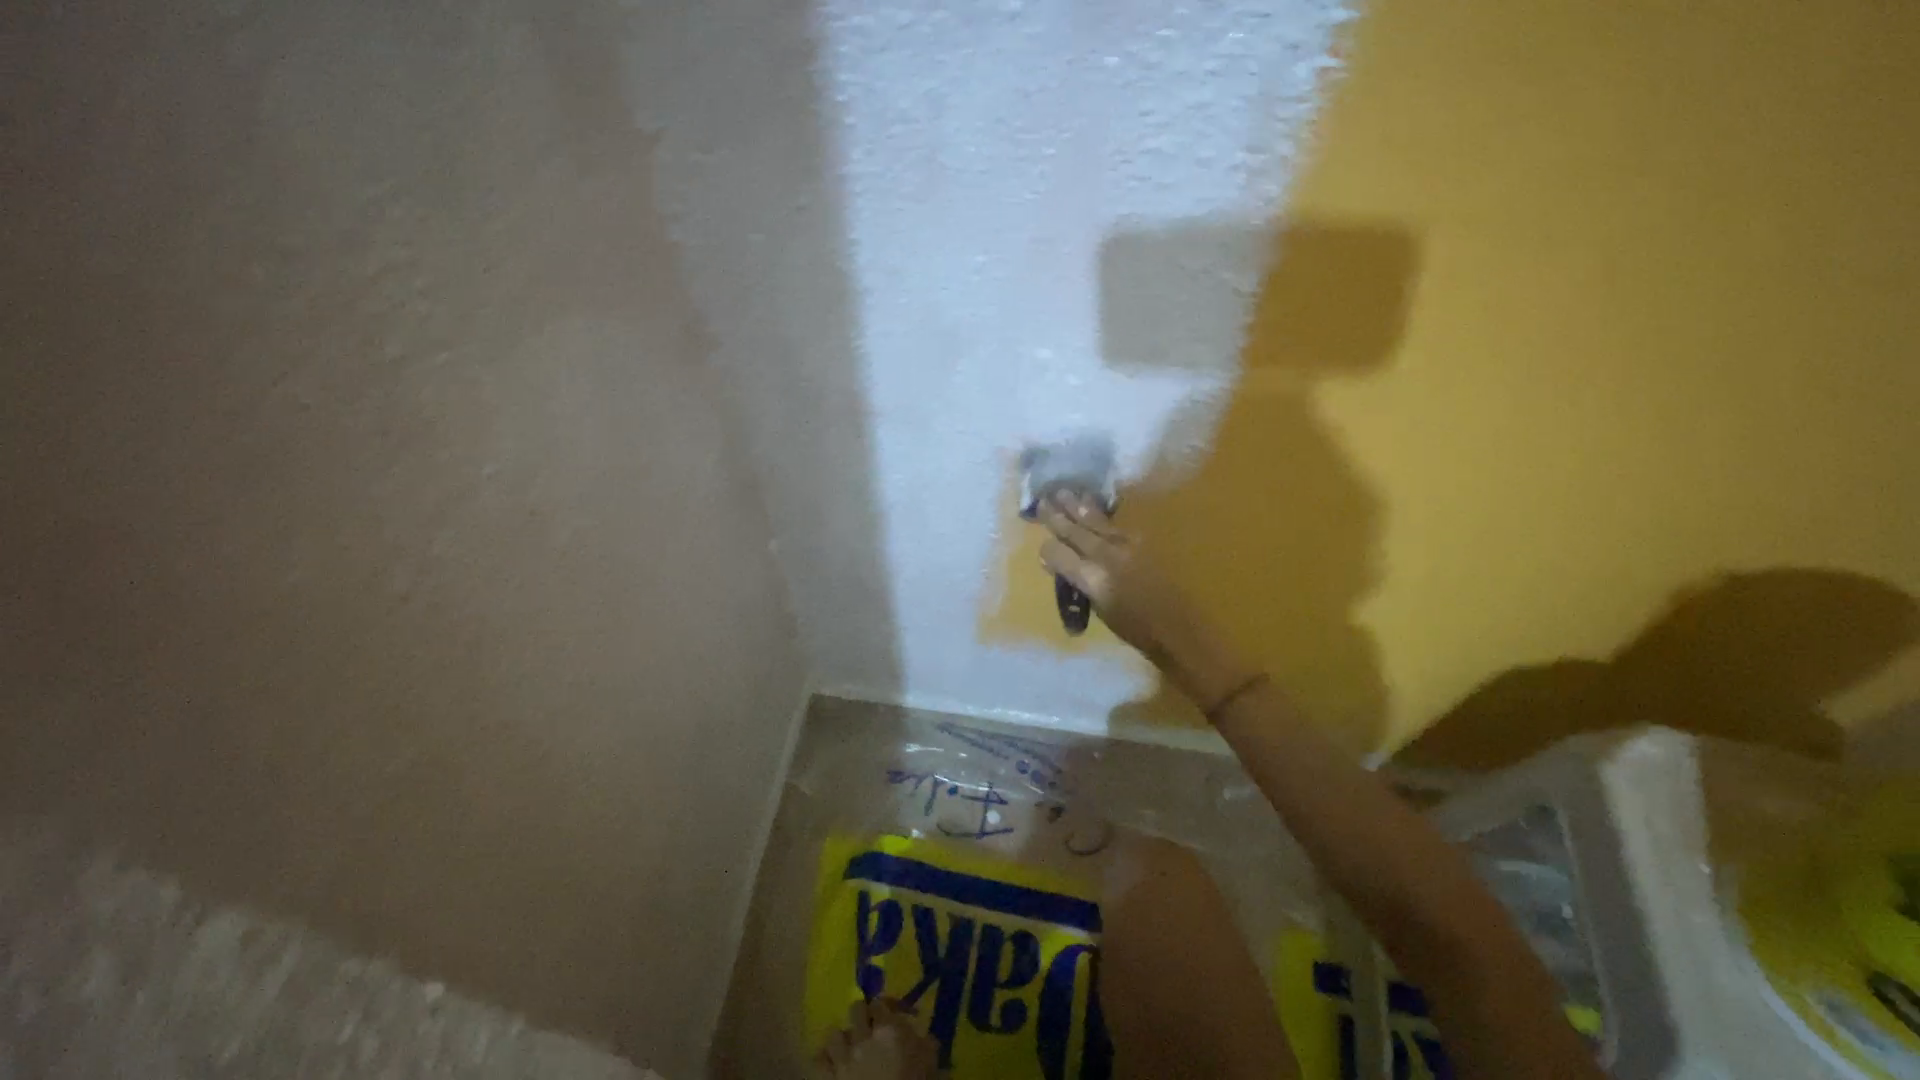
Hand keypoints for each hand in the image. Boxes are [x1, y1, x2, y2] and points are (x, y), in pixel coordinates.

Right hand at [1036, 492, 1257, 711]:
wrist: (1180, 628)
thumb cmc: (1137, 629)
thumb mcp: (1101, 610)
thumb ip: (1080, 583)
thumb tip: (1059, 565)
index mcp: (1093, 579)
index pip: (1060, 554)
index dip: (1048, 549)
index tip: (1042, 546)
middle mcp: (1108, 556)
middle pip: (1077, 531)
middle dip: (1058, 517)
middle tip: (1043, 499)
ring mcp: (1128, 544)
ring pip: (1097, 521)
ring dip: (1078, 507)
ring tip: (1064, 492)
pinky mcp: (1144, 541)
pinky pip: (1116, 523)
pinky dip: (1101, 513)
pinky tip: (1093, 504)